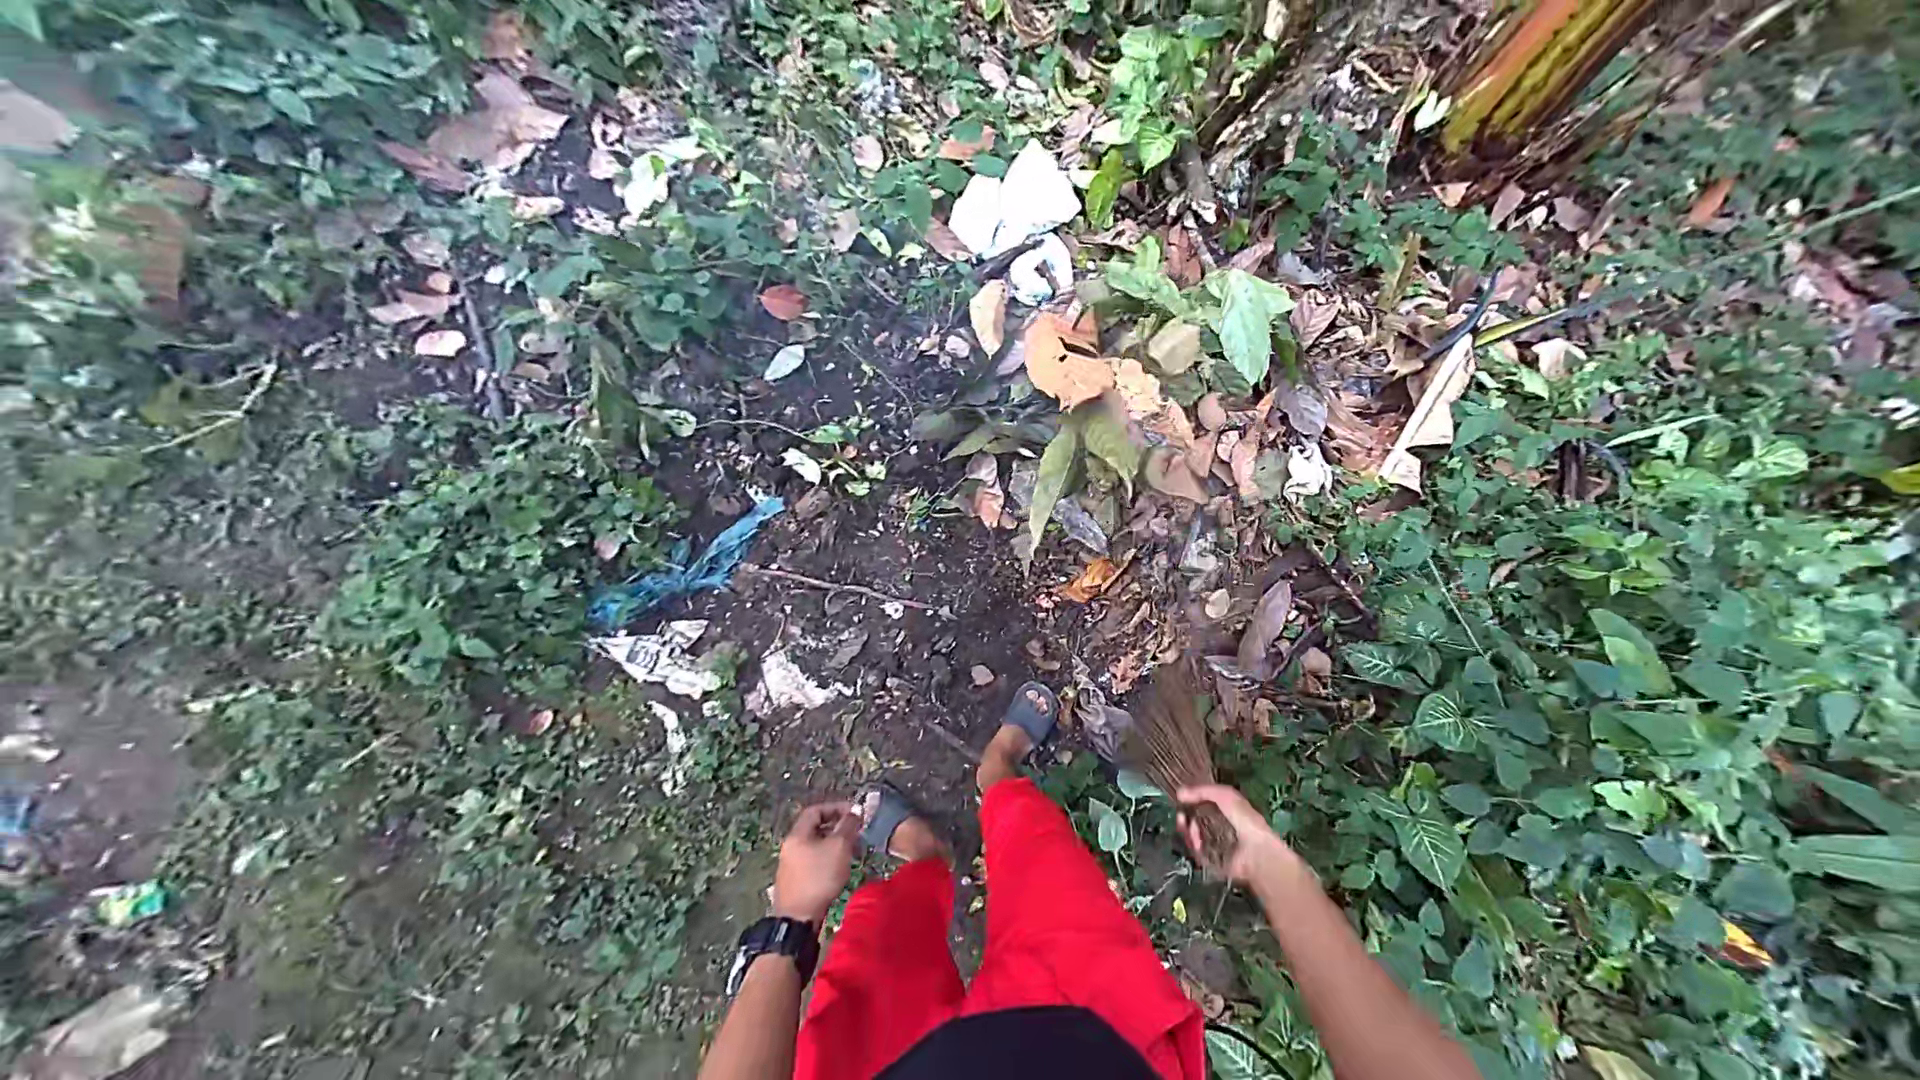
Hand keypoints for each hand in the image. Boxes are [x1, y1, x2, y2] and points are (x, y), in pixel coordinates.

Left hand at [771, 802, 860, 923]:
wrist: (798, 920)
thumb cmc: (819, 877)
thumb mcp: (839, 847)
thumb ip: (848, 826)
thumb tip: (854, 813)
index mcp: (797, 834)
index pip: (816, 810)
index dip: (836, 808)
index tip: (854, 814)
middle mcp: (791, 846)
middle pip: (815, 828)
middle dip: (838, 827)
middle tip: (856, 832)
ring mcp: (791, 865)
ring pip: (816, 846)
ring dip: (835, 844)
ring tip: (852, 851)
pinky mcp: (795, 882)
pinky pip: (814, 861)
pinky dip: (828, 859)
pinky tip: (840, 869)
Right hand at [1176, 783, 1305, 886]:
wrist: (1255, 852)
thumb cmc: (1244, 820)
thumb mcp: (1225, 795)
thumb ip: (1203, 791)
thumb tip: (1180, 793)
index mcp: (1227, 813)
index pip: (1204, 806)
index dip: (1192, 802)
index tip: (1182, 799)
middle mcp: (1221, 829)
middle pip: (1195, 821)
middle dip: (1185, 816)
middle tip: (1179, 814)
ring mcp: (1217, 846)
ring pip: (1193, 837)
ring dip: (1186, 830)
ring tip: (1183, 823)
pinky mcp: (1213, 862)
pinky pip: (1196, 853)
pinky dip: (1192, 845)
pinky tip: (1194, 839)